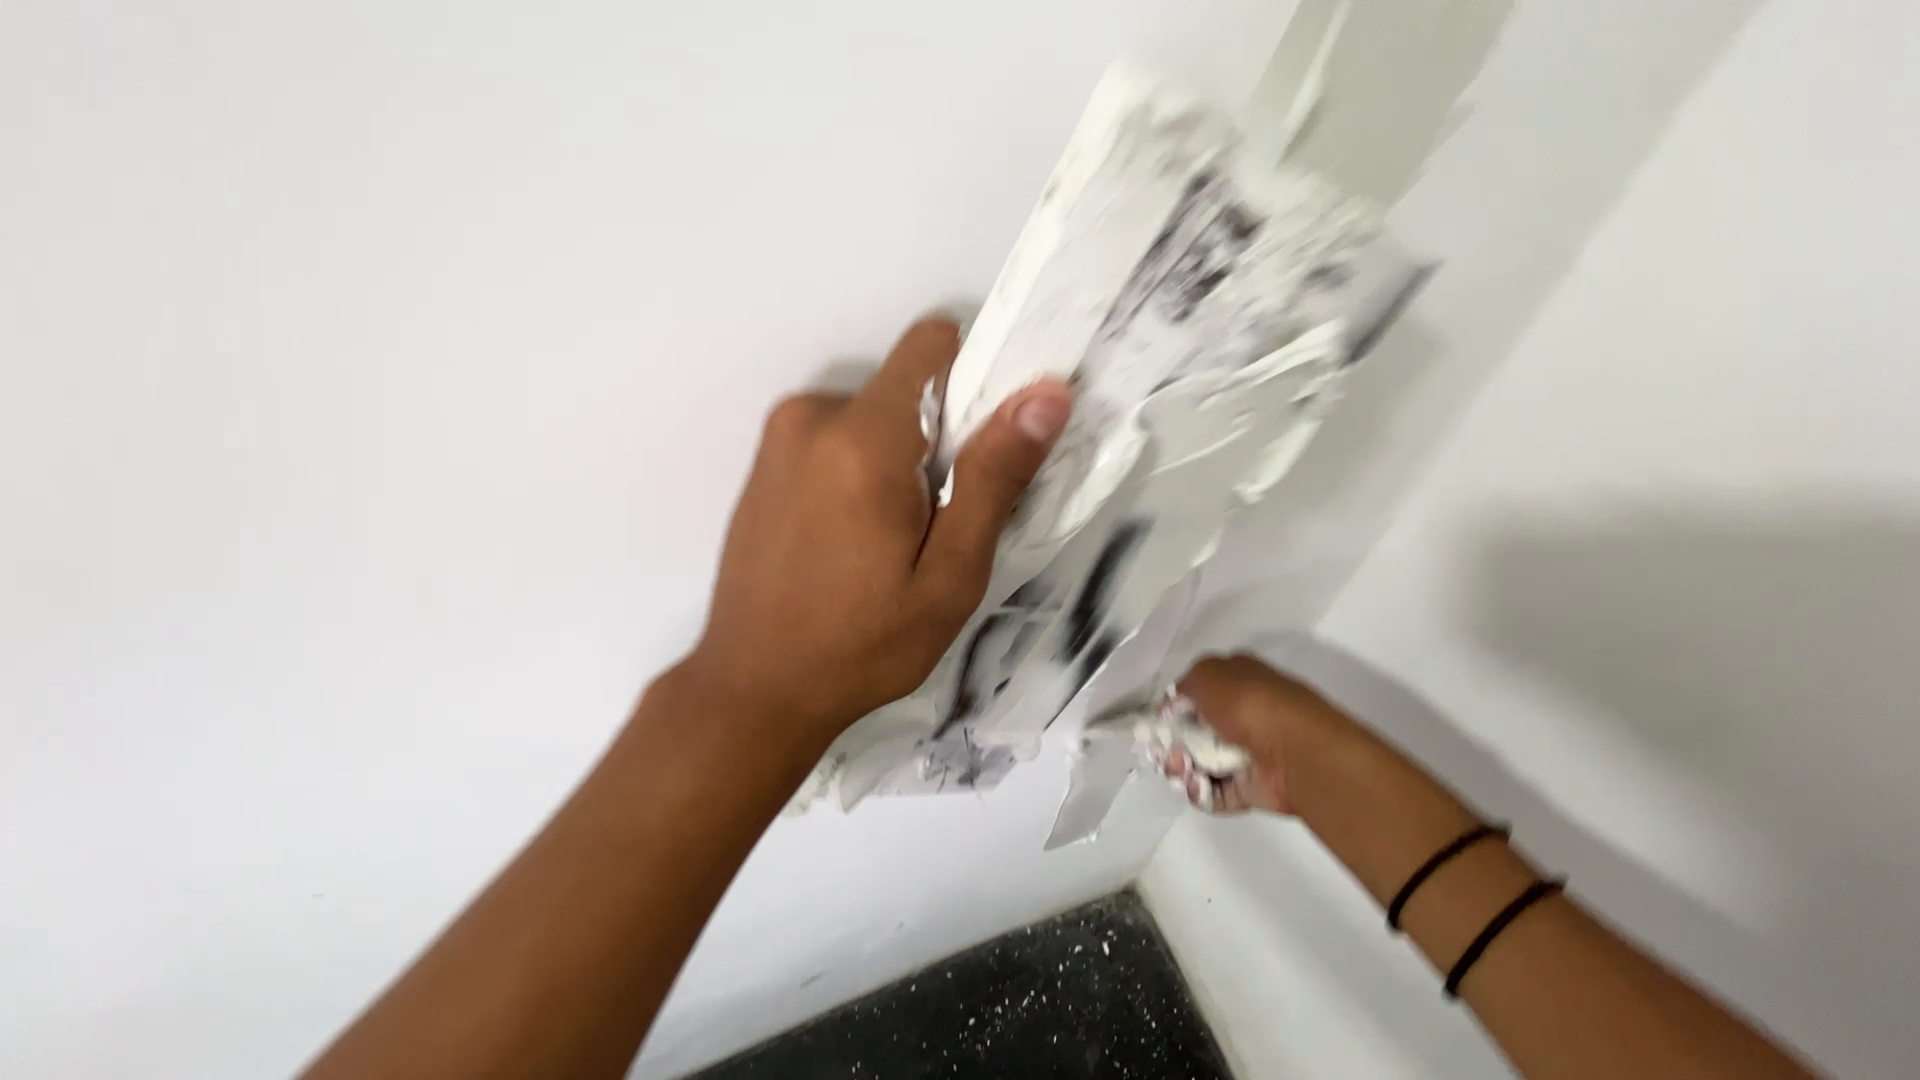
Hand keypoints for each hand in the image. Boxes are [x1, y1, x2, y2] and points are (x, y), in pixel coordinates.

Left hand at [679, 317, 1072, 750]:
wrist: (755, 689)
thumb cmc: (863, 645)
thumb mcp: (950, 576)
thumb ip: (994, 477)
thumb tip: (1045, 395)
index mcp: (862, 438)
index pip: (933, 343)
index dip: (976, 378)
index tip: (987, 444)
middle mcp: (811, 417)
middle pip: (906, 386)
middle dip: (939, 437)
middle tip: (939, 520)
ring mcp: (778, 439)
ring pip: (873, 414)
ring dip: (899, 459)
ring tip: (892, 539)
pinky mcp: (764, 463)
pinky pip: (835, 437)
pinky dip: (860, 470)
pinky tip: (852, 540)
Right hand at [1163, 654, 1343, 815]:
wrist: (1295, 752)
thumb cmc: (1250, 705)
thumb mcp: (1208, 674)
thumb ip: (1184, 685)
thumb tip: (1174, 704)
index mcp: (1239, 682)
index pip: (1197, 693)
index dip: (1174, 707)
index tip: (1157, 722)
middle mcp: (1244, 716)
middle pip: (1194, 731)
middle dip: (1172, 742)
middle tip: (1161, 752)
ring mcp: (1248, 754)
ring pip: (1200, 763)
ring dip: (1182, 767)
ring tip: (1182, 769)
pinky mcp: (1251, 788)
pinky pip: (1215, 791)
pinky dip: (1201, 791)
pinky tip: (1198, 785)